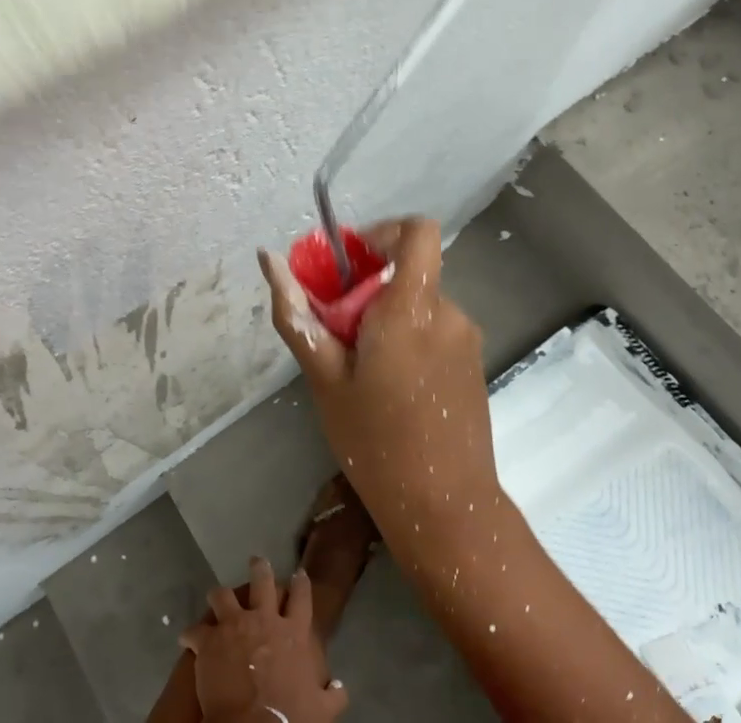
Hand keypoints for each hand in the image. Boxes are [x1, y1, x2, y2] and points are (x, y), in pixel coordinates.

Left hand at [180, 558, 347, 722]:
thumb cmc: (291, 716)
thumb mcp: (322, 708)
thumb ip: (334, 694)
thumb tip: (340, 686)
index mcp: (294, 633)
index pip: (301, 598)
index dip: (301, 583)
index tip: (298, 573)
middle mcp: (264, 620)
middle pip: (261, 582)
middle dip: (259, 568)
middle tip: (256, 561)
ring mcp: (234, 626)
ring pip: (222, 595)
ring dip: (220, 595)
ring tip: (217, 596)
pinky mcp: (209, 641)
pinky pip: (195, 630)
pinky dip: (191, 635)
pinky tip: (188, 638)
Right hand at [259, 218, 497, 543]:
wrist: (444, 507)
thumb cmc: (375, 441)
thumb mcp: (324, 377)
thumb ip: (297, 313)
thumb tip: (268, 260)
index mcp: (411, 310)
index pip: (417, 232)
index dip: (381, 233)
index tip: (348, 265)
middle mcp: (447, 313)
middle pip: (407, 273)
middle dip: (367, 291)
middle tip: (337, 336)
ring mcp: (466, 340)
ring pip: (417, 305)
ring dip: (385, 320)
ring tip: (360, 372)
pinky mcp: (472, 364)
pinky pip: (434, 330)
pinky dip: (406, 340)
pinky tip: (388, 388)